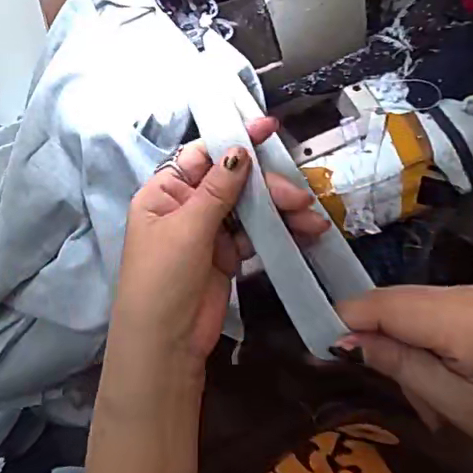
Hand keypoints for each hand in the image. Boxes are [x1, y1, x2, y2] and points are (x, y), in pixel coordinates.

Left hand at [107, 119, 330, 382]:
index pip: (201, 156)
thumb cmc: (162, 278)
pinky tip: (302, 233)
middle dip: (266, 186)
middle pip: (231, 181)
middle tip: (298, 198)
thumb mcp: (187, 229)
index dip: (233, 141)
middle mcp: (184, 206)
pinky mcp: (225, 256)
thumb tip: (237, 151)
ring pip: (247, 208)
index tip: (267, 129)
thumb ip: (217, 190)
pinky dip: (277, 233)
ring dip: (278, 211)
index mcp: (164, 192)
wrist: (165, 343)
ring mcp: (206, 231)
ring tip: (310, 219)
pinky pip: (254, 235)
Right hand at [336, 285, 472, 472]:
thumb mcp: (451, 404)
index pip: (385, 304)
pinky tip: (427, 366)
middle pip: (394, 298)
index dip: (347, 318)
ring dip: (393, 333)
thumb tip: (344, 339)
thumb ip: (395, 363)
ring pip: (407, 301)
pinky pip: (428, 307)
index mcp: (466, 317)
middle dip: (370, 328)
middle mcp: (471, 292)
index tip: (318, 342)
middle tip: (362, 369)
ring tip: (407, 380)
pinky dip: (415, 332)